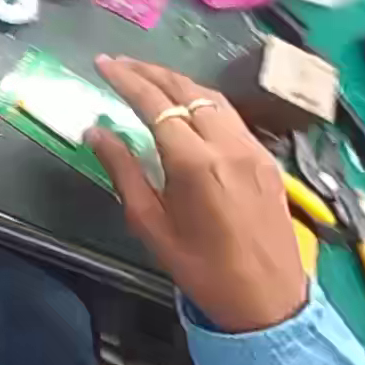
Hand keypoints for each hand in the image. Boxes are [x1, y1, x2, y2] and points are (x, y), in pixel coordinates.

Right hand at [84, 57, 306, 332]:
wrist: (268, 301)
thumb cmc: (198, 265)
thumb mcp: (148, 221)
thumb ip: (122, 169)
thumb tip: (96, 131)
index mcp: (195, 163)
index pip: (156, 104)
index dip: (127, 80)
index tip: (104, 64)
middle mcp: (229, 147)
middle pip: (188, 91)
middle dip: (150, 72)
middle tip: (120, 63)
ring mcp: (254, 151)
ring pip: (213, 98)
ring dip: (177, 81)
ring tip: (147, 77)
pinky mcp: (267, 160)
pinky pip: (230, 116)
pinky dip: (200, 100)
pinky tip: (184, 105)